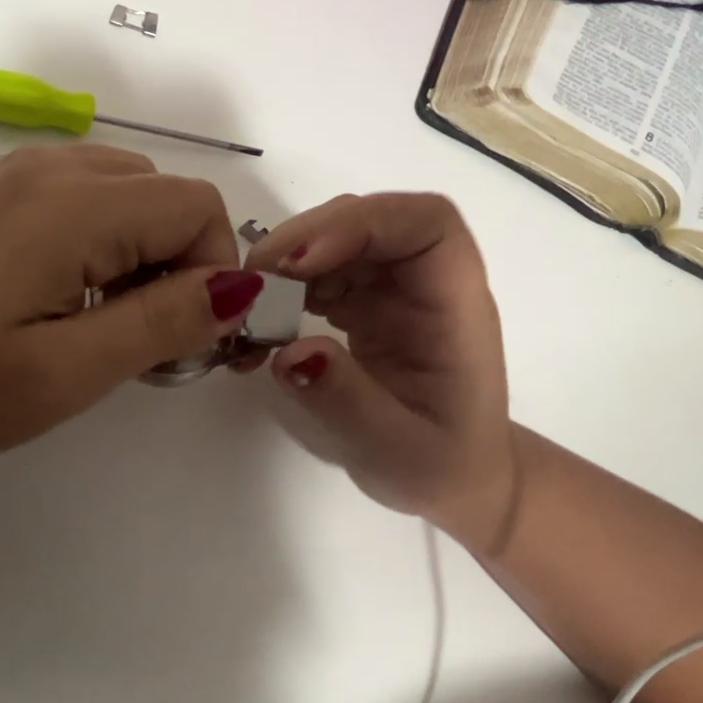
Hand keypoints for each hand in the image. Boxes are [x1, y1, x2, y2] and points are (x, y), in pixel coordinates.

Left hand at [0, 145, 263, 459]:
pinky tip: (61, 301)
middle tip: (145, 343)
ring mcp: (13, 176)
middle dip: (179, 266)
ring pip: (124, 196)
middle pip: (163, 196)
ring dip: (139, 256)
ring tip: (101, 326)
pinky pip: (78, 200)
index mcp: (71, 206)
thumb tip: (238, 288)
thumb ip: (160, 323)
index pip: (195, 208)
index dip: (212, 274)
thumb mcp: (66, 372)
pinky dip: (98, 244)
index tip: (184, 342)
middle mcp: (47, 169)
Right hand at [245, 194, 519, 553]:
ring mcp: (393, 294)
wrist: (454, 480)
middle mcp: (425, 285)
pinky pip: (322, 275)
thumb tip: (287, 354)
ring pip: (340, 242)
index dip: (362, 223)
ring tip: (248, 307)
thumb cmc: (440, 466)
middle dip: (308, 239)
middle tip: (251, 283)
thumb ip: (346, 400)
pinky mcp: (364, 308)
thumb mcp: (395, 448)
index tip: (297, 263)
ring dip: (289, 263)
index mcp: (455, 305)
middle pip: (372, 222)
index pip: (425, 225)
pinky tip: (261, 324)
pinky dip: (285, 289)